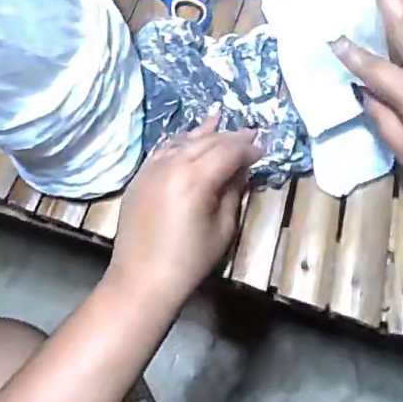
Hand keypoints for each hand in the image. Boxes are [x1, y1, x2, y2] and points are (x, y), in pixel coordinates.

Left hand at [107, 110, 259, 306]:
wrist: (140, 282)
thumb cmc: (189, 261)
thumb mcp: (223, 228)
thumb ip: (233, 192)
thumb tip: (240, 170)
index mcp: (196, 179)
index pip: (228, 151)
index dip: (248, 148)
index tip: (262, 147)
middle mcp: (173, 165)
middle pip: (207, 141)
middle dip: (231, 137)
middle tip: (250, 133)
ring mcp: (152, 168)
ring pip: (184, 140)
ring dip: (204, 132)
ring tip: (219, 119)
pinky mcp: (140, 177)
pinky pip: (163, 150)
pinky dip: (179, 141)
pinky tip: (188, 136)